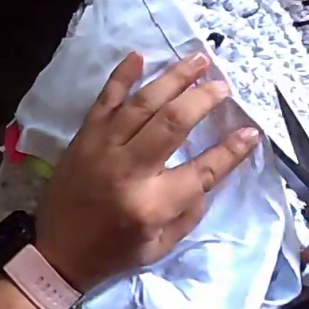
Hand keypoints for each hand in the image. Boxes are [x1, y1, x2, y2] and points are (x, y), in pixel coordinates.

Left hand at [35, 52, 261, 290]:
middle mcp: (129, 170)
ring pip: (143, 104)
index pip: (203, 171)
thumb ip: (189, 210)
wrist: (56, 253)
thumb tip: (210, 170)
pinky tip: (139, 56)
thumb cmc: (113, 251)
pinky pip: (104, 100)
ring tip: (198, 59)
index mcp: (151, 204)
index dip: (231, 150)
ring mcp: (102, 149)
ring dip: (173, 78)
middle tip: (223, 84)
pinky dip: (121, 76)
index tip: (252, 131)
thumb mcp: (160, 246)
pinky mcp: (83, 138)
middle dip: (203, 99)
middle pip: (173, 123)